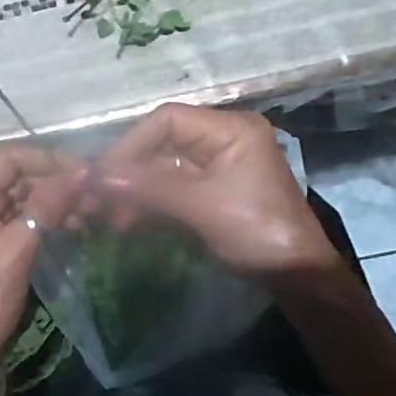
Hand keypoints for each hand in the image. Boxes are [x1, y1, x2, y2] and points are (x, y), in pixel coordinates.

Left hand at [0, 145, 84, 395]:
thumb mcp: (17, 251)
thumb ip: (47, 207)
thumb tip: (83, 173)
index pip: (7, 159)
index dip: (48, 161)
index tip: (86, 173)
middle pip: (16, 176)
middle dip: (55, 183)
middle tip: (95, 196)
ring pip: (22, 197)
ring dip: (56, 201)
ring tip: (91, 213)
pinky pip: (21, 218)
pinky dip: (47, 219)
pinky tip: (75, 226)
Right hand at [95, 104, 339, 278]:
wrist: (297, 275)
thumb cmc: (258, 232)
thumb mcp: (204, 207)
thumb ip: (151, 187)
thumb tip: (98, 176)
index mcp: (231, 129)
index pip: (167, 120)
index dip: (131, 144)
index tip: (102, 174)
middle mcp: (223, 140)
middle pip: (162, 143)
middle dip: (129, 171)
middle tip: (98, 200)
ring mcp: (217, 167)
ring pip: (163, 169)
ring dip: (135, 191)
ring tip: (111, 219)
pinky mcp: (212, 192)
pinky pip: (172, 189)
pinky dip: (150, 204)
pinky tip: (128, 222)